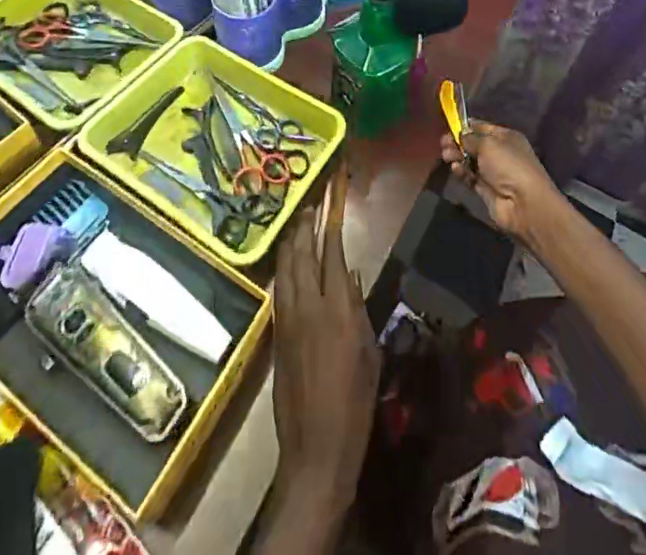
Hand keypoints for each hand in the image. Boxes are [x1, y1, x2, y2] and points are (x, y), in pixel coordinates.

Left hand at [273, 209, 379, 513]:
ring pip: (285, 268)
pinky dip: (283, 267)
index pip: (332, 254)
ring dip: (290, 242)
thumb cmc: (355, 404)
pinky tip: (287, 262)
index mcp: (338, 312)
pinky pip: (279, 288)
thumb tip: (347, 277)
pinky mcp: (275, 332)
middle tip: (309, 203)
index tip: (331, 200)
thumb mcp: (369, 355)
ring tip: (297, 222)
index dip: (332, 224)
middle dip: (305, 225)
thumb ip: (357, 311)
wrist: (316, 445)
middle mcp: (308, 307)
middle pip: (302, 254)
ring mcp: (287, 319)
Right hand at [441, 122, 566, 246]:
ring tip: (447, 156)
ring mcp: (491, 171)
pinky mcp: (484, 188)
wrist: (522, 203)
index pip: (480, 127)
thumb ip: (470, 138)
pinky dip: (460, 172)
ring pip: (467, 160)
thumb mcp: (488, 143)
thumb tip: (460, 135)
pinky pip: (468, 176)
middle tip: (445, 144)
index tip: (448, 127)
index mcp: (505, 137)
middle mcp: (498, 152)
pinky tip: (455, 169)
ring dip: (455, 156)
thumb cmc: (508, 165)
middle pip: (471, 144)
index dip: (464, 126)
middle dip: (456, 142)